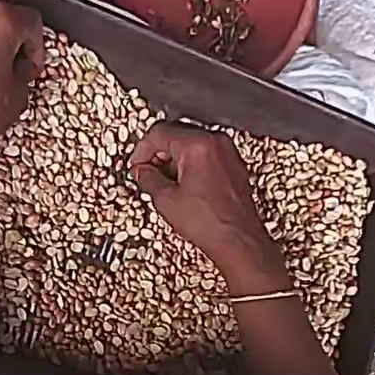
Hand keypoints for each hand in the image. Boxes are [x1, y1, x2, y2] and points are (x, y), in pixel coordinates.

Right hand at [128, 122, 286, 288]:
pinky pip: (207, 156)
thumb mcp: (166, 201)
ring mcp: (228, 153)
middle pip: (177, 134)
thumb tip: (142, 171)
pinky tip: (185, 188)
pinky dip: (192, 166)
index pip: (160, 132)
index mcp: (198, 145)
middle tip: (146, 173)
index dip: (142, 150)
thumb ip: (148, 179)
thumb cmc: (210, 224)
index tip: (136, 165)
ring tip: (165, 184)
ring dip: (174, 161)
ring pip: (192, 145)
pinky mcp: (234, 166)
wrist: (238, 241)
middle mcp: (216, 142)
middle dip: (158, 154)